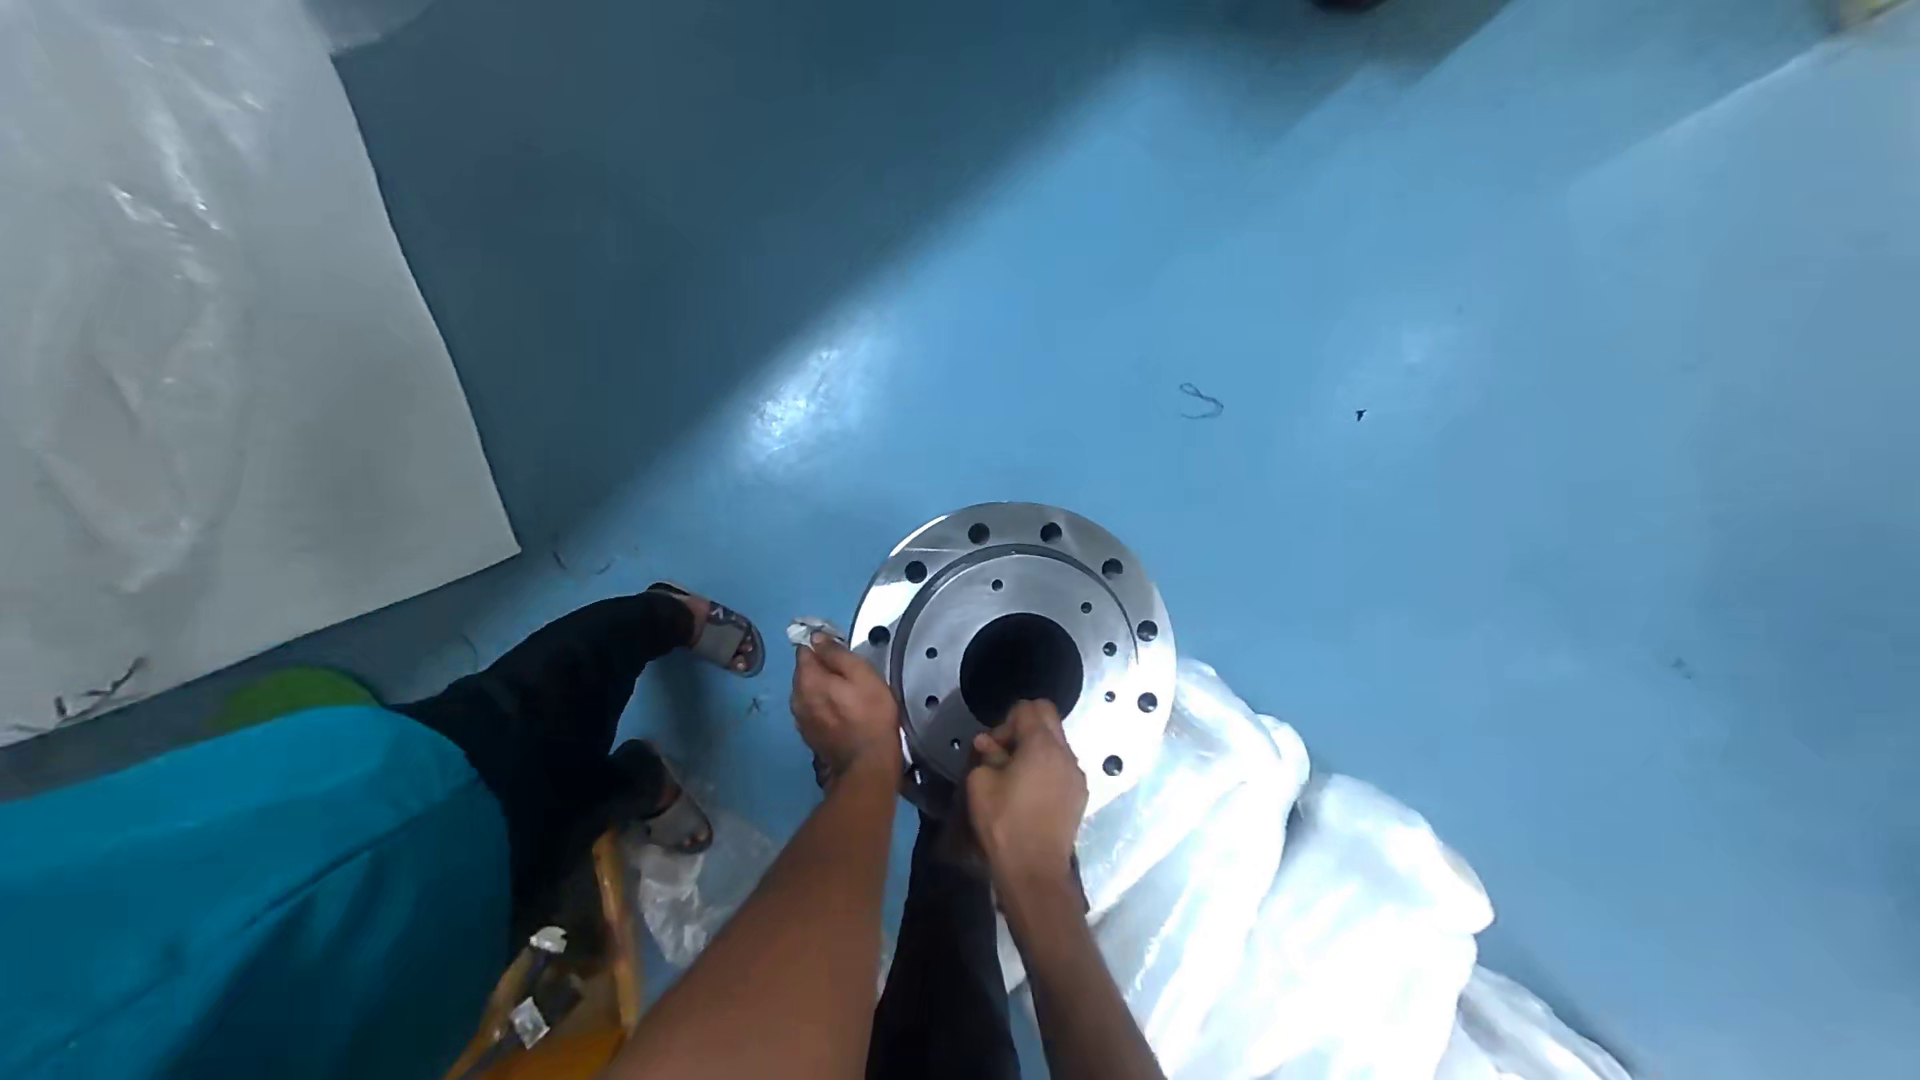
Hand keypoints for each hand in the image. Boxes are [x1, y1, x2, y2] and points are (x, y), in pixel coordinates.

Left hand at [791, 635, 902, 783]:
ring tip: (847, 692)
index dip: (822, 645)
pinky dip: (822, 705)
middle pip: (804, 671)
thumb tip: (817, 638)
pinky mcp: (808, 734)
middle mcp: (796, 698)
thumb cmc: (871, 714)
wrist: (868, 763)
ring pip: (807, 691)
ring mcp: (800, 718)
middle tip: (850, 673)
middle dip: (822, 667)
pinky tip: (841, 711)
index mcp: (807, 680)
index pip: (804, 650)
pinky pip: (812, 708)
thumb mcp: (862, 674)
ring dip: (822, 687)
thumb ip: (837, 653)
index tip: (841, 650)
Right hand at [966, 699, 1087, 892]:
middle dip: (1023, 727)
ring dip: (1035, 747)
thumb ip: (986, 754)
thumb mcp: (981, 784)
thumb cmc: (1004, 824)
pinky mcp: (1080, 794)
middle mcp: (1066, 753)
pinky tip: (1030, 791)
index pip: (1028, 707)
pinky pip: (1062, 764)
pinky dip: (1046, 766)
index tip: (993, 747)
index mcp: (1042, 744)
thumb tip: (989, 744)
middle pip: (1048, 717)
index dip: (1006, 721)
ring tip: (1015, 774)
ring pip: (1057, 742)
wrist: (1035, 872)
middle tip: (1003, 753)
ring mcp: (1077, 774)